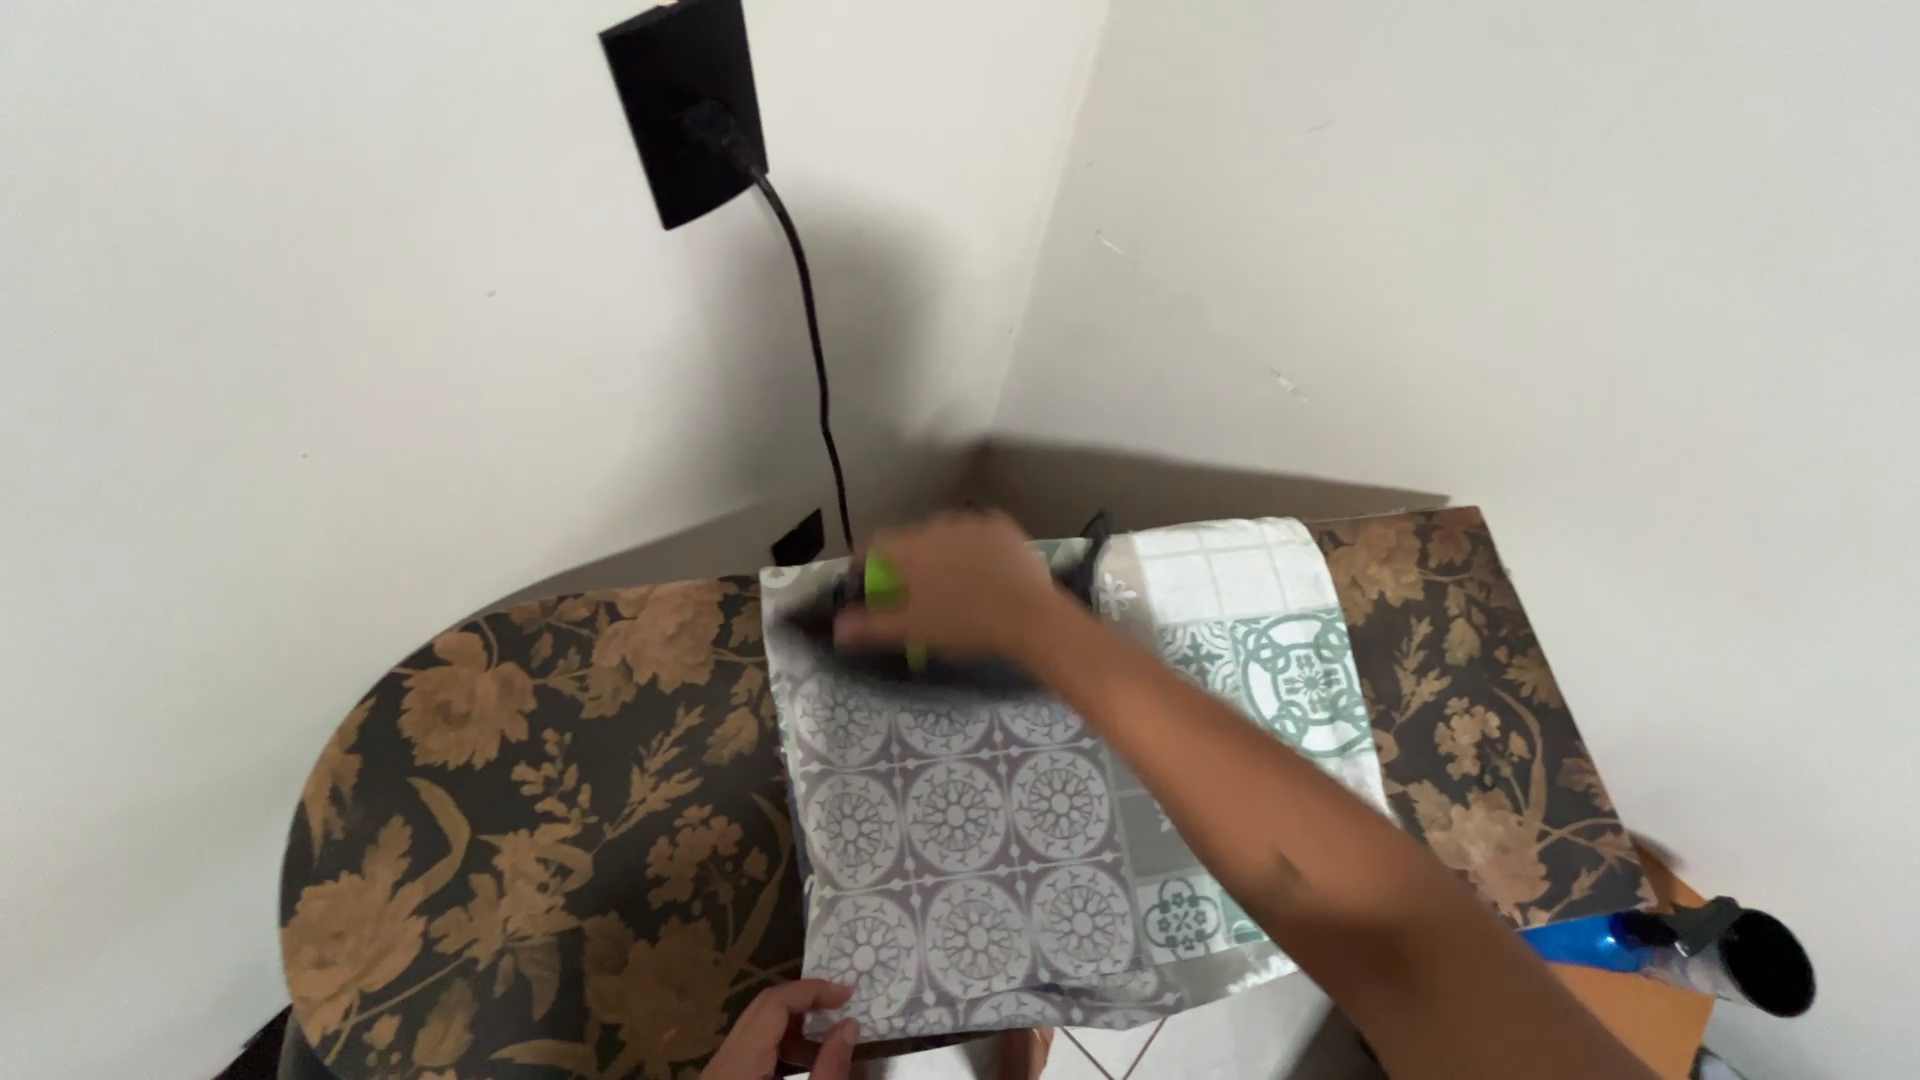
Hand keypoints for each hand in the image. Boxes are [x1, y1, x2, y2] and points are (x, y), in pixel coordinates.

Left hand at [700, 980, 857, 1079]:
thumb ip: (829, 1068)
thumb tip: (850, 1025)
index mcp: (738, 1064)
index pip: (775, 1002)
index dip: (813, 991)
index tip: (847, 995)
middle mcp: (722, 1063)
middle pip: (764, 1009)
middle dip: (805, 1003)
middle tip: (839, 1008)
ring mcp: (718, 1074)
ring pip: (757, 1030)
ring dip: (794, 1028)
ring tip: (827, 1043)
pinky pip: (751, 1051)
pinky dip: (780, 1048)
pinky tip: (802, 1064)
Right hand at [834, 511, 1066, 657]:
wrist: (1028, 616)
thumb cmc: (963, 624)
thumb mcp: (912, 630)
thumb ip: (870, 626)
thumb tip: (838, 627)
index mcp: (909, 547)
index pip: (874, 546)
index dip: (867, 563)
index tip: (871, 582)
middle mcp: (936, 525)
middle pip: (911, 540)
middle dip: (909, 562)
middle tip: (917, 592)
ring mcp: (972, 522)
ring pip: (945, 536)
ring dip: (942, 554)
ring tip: (954, 584)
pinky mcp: (1002, 526)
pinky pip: (977, 535)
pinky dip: (974, 550)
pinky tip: (984, 573)